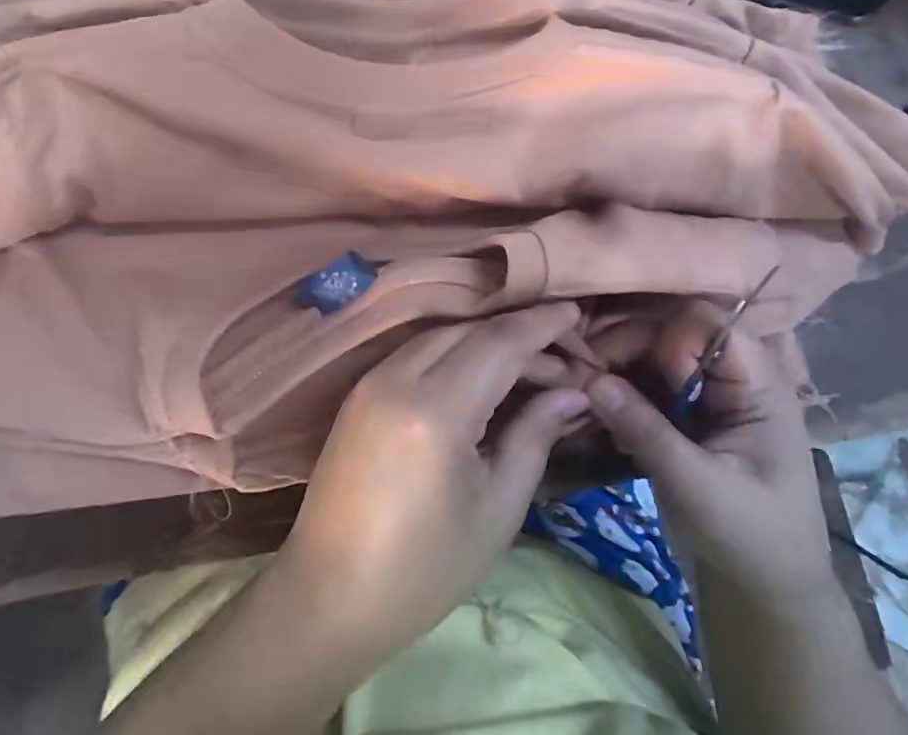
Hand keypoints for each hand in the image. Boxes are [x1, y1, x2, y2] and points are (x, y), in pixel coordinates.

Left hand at [275, 303, 589, 651]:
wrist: (330, 595)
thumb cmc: (425, 568)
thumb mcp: (497, 507)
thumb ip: (535, 436)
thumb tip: (574, 394)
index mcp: (435, 410)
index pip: (500, 342)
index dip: (543, 324)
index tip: (577, 312)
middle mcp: (397, 379)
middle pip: (471, 331)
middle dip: (521, 333)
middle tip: (566, 358)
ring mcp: (371, 382)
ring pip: (442, 335)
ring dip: (488, 340)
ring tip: (533, 367)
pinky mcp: (359, 392)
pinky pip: (417, 352)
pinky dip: (457, 351)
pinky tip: (483, 374)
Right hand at [585, 302, 834, 610]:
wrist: (764, 588)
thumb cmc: (749, 538)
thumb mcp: (698, 488)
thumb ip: (647, 431)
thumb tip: (592, 381)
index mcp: (758, 384)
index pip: (707, 325)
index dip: (663, 336)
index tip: (622, 368)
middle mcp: (732, 377)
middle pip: (672, 333)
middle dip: (627, 348)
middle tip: (583, 377)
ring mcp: (706, 395)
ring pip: (653, 357)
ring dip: (617, 370)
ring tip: (581, 393)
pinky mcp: (685, 414)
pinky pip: (647, 384)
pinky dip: (620, 393)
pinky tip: (595, 411)